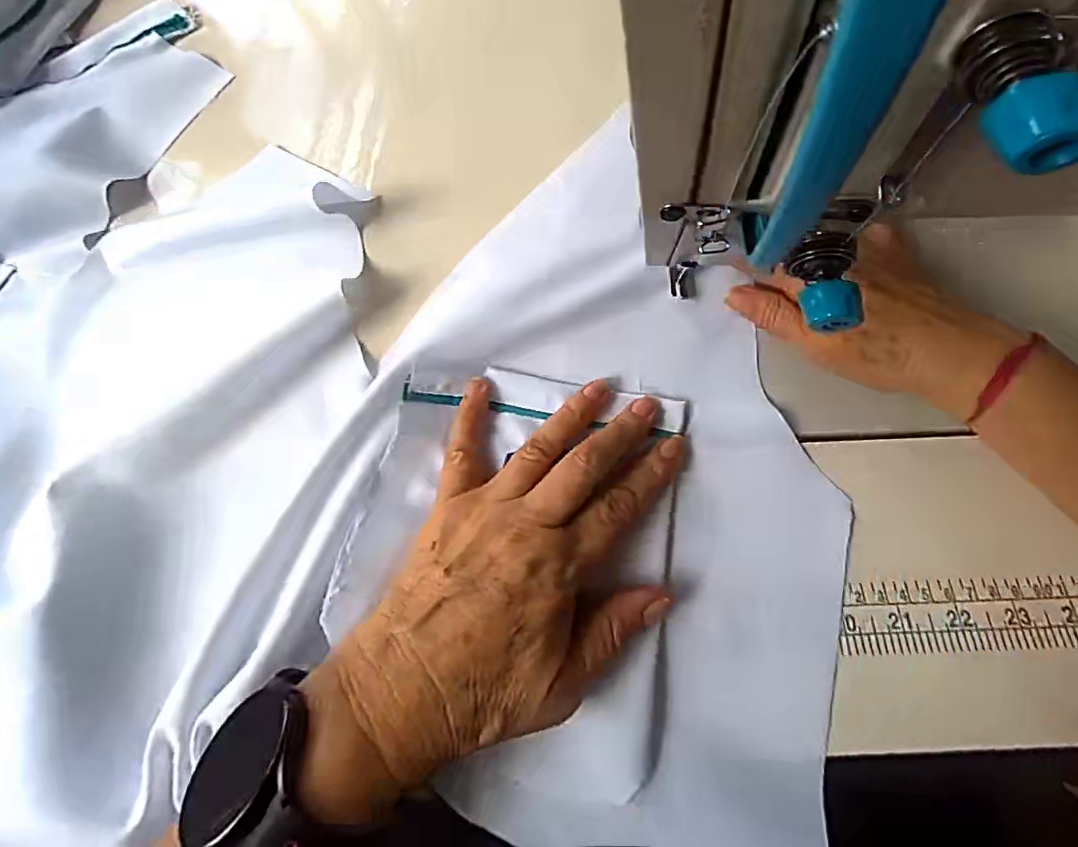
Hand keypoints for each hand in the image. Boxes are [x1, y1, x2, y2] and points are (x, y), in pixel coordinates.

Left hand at [296, 378, 685, 824]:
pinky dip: (468, 417)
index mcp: (558, 567)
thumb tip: (662, 592)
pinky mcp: (447, 505)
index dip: (649, 476)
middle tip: (646, 405)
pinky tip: (480, 386)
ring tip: (595, 388)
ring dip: (568, 416)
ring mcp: (483, 508)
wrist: (405, 684)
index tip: (672, 445)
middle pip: (583, 468)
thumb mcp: (563, 684)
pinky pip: (461, 453)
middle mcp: (526, 525)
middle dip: (619, 434)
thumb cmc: (485, 691)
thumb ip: (611, 632)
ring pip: (536, 451)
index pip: (617, 509)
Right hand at [724, 223, 1024, 419]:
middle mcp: (833, 256)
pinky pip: (866, 235)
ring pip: (823, 241)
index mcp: (807, 278)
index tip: (731, 268)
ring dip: (806, 248)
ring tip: (804, 270)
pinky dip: (854, 240)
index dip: (744, 265)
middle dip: (773, 256)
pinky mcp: (896, 253)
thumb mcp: (815, 343)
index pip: (763, 263)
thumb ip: (773, 315)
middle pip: (791, 250)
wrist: (949, 351)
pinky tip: (854, 251)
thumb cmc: (877, 354)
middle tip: (765, 278)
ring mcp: (867, 250)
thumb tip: (735, 293)